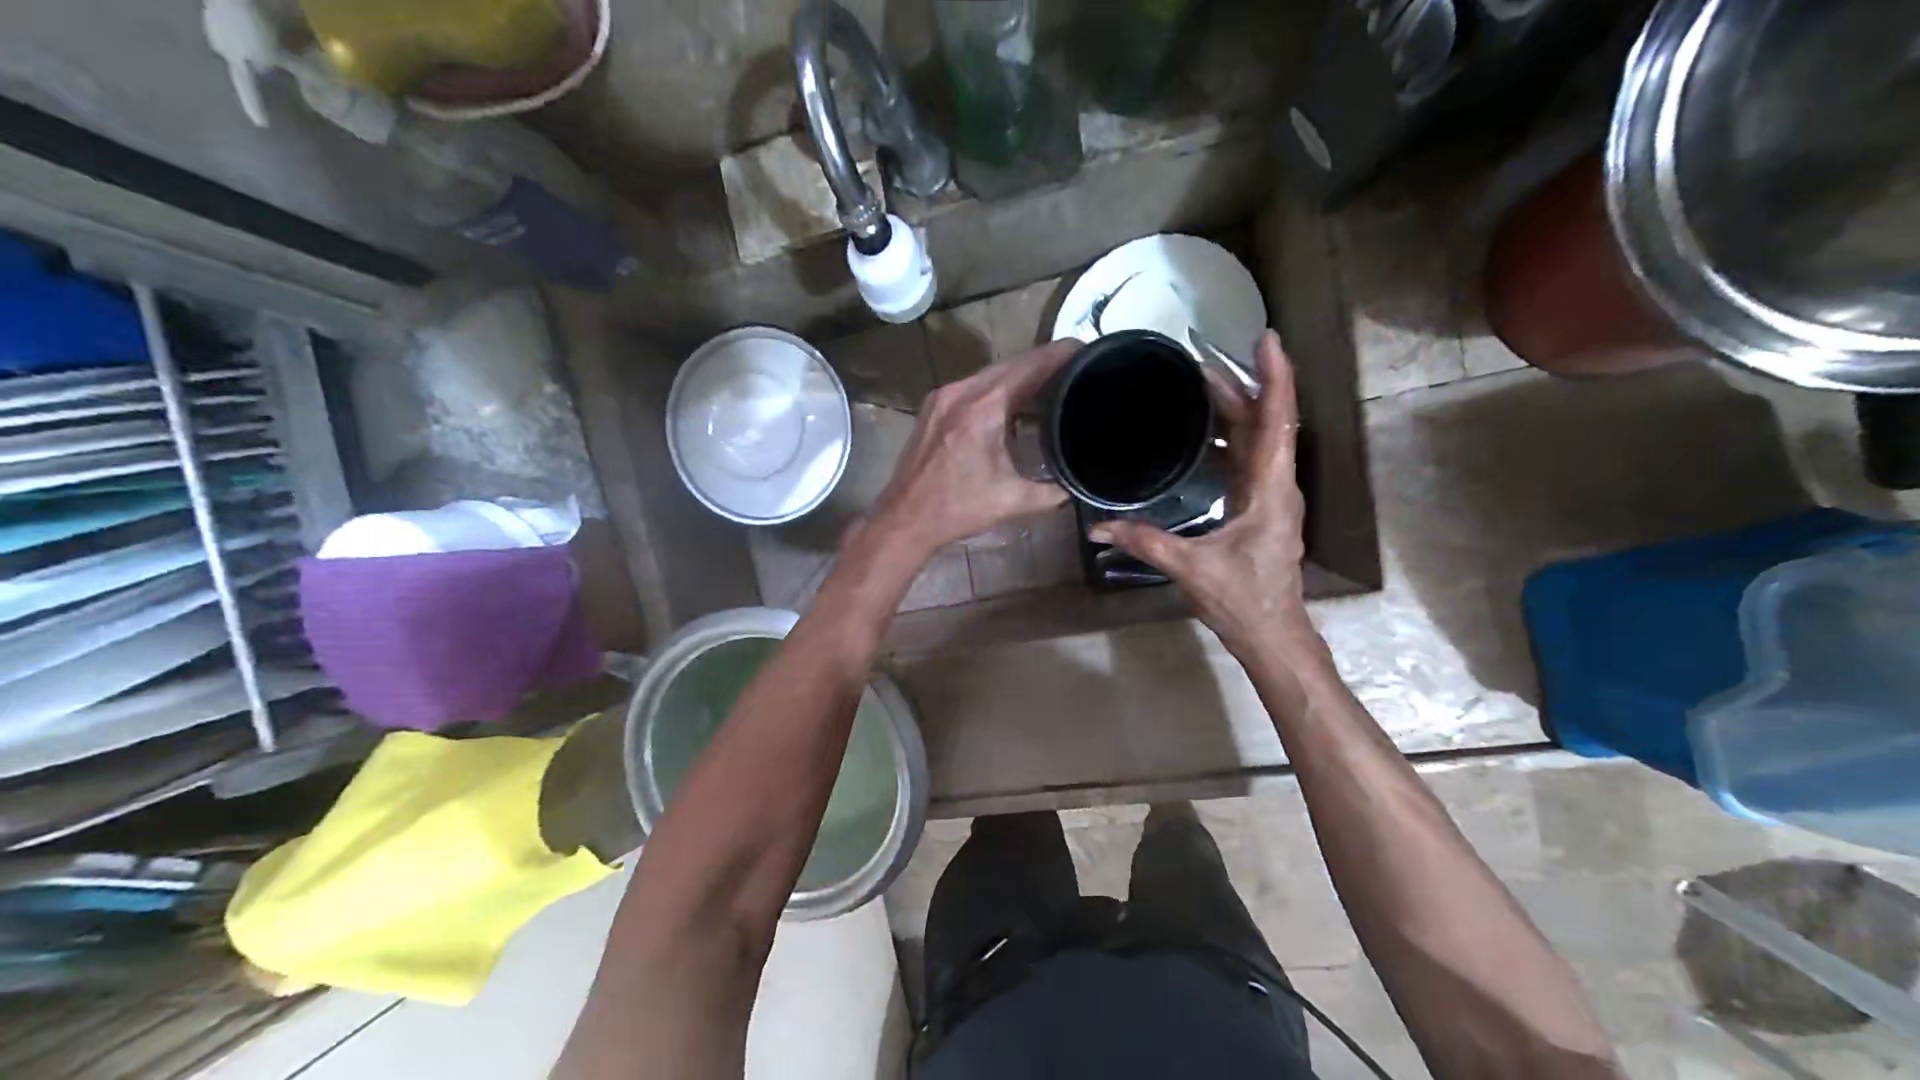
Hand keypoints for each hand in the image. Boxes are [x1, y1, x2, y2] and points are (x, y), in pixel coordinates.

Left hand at [866, 340, 1077, 559]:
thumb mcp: (1013, 500)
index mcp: (982, 408)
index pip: (1030, 367)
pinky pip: (972, 386)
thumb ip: (1053, 491)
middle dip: (1044, 363)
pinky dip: (997, 388)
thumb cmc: (957, 509)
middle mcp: (960, 392)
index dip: (1060, 354)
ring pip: (990, 374)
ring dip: (1019, 376)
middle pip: (1011, 365)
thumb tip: (1079, 484)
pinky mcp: (933, 407)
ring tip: (1051, 384)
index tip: (1087, 349)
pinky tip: (1014, 403)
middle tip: (1076, 369)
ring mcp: (942, 397)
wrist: (905, 519)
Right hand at [1091, 331, 1318, 657]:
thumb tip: (1097, 526)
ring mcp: (1271, 497)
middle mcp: (1277, 485)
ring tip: (1203, 386)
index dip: (1275, 377)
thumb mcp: (1189, 568)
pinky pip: (1250, 460)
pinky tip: (1204, 434)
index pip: (1277, 421)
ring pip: (1260, 440)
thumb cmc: (1242, 600)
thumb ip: (1144, 541)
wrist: (1272, 634)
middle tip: (1204, 363)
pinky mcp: (1260, 509)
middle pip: (1267, 423)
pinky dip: (1232, 438)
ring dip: (1237, 411)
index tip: (1266, 340)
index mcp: (1270, 490)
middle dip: (1241, 388)